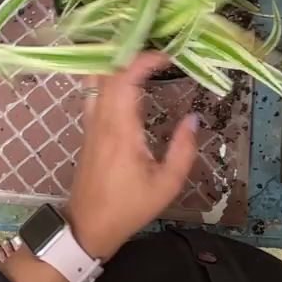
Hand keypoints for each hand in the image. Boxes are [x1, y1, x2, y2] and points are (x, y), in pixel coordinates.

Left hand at [65, 52, 200, 259]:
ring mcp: (90, 124)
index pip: (125, 79)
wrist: (89, 226)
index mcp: (121, 131)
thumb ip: (183, 149)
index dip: (144, 61)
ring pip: (94, 80)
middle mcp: (101, 120)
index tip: (166, 57)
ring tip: (140, 61)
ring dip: (115, 64)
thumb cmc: (129, 207)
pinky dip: (106, 78)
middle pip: (107, 72)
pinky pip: (92, 93)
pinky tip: (123, 80)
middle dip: (131, 56)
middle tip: (157, 55)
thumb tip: (194, 118)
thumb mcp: (167, 184)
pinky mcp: (87, 130)